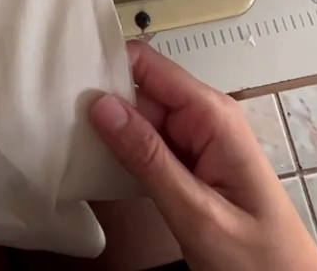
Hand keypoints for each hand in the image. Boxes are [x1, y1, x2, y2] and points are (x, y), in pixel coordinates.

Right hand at [90, 41, 316, 270]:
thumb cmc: (258, 259)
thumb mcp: (198, 214)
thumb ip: (149, 159)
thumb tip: (101, 104)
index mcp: (211, 114)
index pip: (149, 64)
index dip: (108, 64)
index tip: (67, 79)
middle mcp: (203, 117)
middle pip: (139, 90)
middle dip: (103, 103)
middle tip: (58, 119)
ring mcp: (196, 141)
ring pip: (139, 119)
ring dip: (110, 131)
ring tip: (70, 140)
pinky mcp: (189, 164)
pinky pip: (148, 145)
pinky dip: (123, 154)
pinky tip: (98, 165)